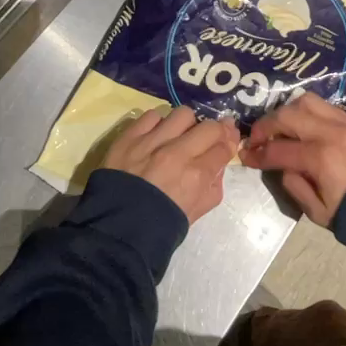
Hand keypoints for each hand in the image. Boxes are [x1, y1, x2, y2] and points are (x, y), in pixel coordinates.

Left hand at [101, 106, 239, 223]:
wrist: (116, 231)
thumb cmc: (160, 225)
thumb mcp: (197, 212)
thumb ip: (214, 185)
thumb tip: (218, 162)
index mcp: (196, 176)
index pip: (224, 147)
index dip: (230, 143)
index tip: (229, 140)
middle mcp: (177, 153)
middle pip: (209, 126)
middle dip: (215, 131)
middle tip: (210, 136)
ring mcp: (151, 142)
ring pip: (182, 114)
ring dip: (187, 124)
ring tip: (180, 135)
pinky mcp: (129, 137)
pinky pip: (151, 115)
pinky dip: (158, 124)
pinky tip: (156, 136)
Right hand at [239, 93, 345, 227]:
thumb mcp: (317, 211)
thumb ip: (293, 185)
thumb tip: (281, 166)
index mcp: (320, 158)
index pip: (278, 149)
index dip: (257, 153)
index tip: (245, 156)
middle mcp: (330, 133)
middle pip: (287, 115)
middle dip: (266, 126)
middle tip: (256, 139)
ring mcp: (344, 123)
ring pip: (306, 101)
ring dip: (287, 111)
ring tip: (279, 128)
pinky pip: (324, 106)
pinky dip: (307, 111)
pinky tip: (301, 126)